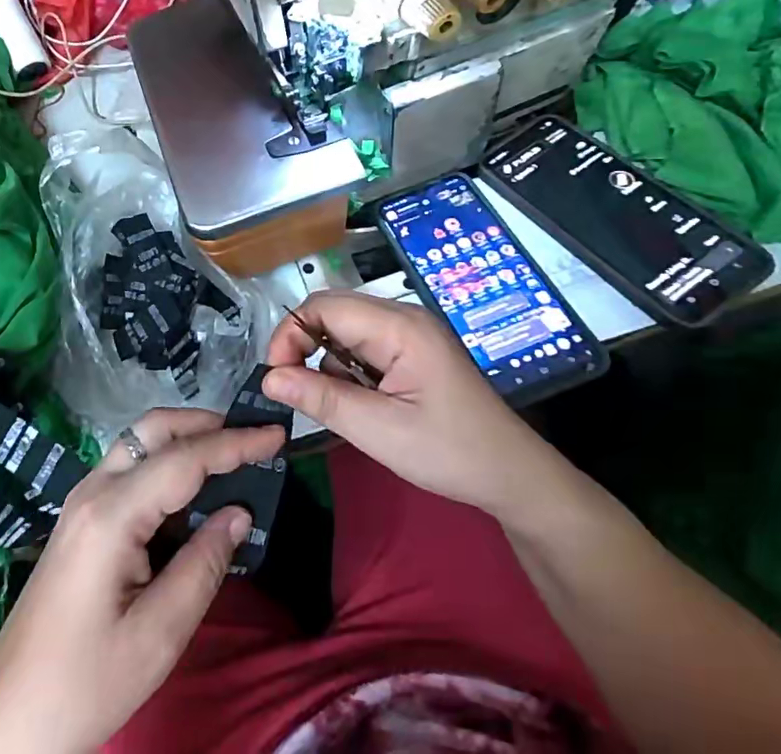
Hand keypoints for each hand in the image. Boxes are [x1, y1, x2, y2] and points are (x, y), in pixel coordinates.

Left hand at [0, 408, 286, 753]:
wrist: (10, 718)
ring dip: (186, 442)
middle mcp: (92, 492)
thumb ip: (204, 564)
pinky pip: (128, 473)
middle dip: (206, 424)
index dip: (235, 442)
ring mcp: (80, 504)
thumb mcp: (159, 634)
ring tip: (233, 460)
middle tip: (252, 437)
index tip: (277, 434)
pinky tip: (192, 495)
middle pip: (152, 431)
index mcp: (111, 515)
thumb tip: (240, 513)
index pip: (184, 459)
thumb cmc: (86, 682)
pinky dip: (166, 467)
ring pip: (138, 446)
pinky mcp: (79, 522)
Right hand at [262, 290, 571, 521]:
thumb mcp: (379, 431)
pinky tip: (361, 401)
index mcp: (400, 327)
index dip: (291, 334)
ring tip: (338, 403)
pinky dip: (348, 368)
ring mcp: (411, 332)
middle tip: (295, 389)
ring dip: (326, 359)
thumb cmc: (450, 453)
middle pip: (333, 311)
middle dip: (304, 344)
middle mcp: (404, 317)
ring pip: (345, 328)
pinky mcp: (413, 350)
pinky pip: (363, 344)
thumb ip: (322, 398)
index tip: (277, 377)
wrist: (511, 474)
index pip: (323, 306)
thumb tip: (269, 377)